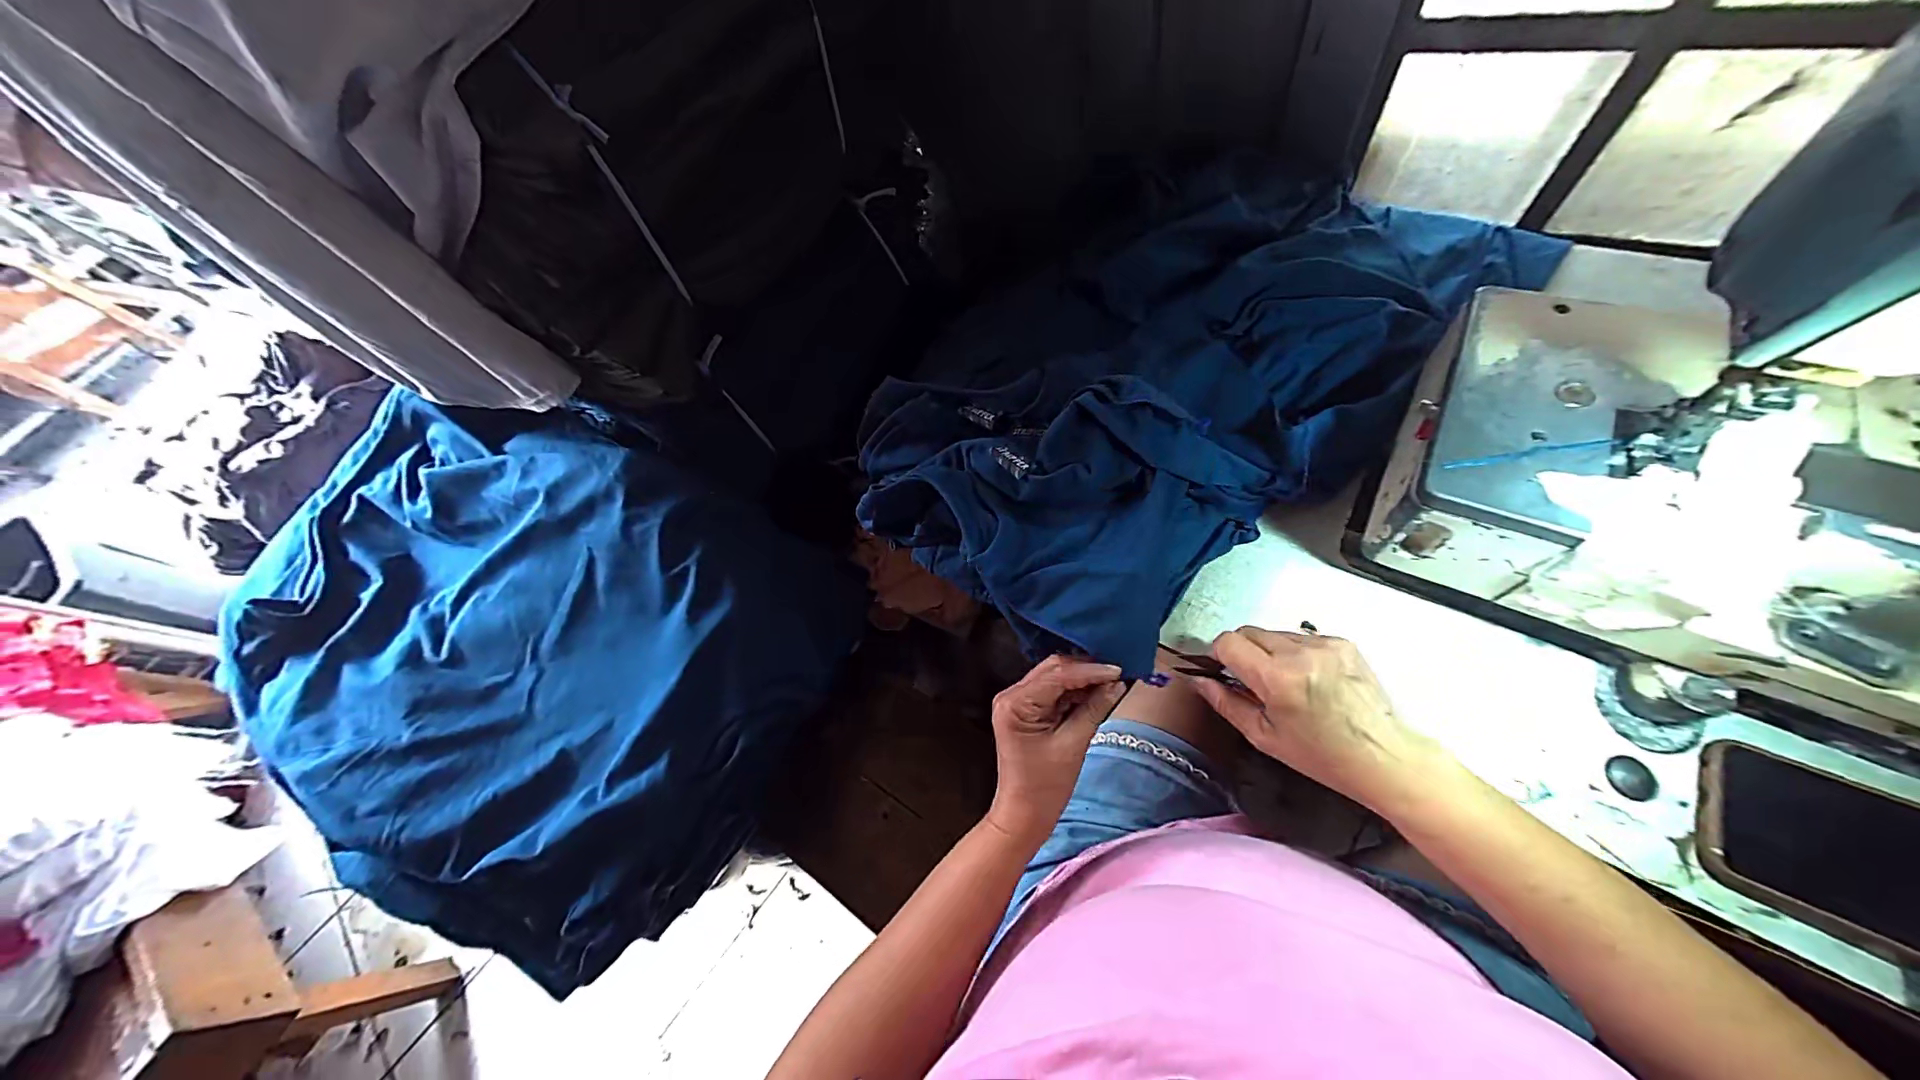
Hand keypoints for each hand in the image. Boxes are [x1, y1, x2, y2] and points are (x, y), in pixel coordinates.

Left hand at [986, 655, 1126, 844]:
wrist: (1025, 813)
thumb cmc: (1044, 786)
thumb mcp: (1073, 744)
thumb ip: (1094, 709)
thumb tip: (1116, 684)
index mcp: (1015, 703)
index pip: (1057, 675)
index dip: (1090, 670)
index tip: (1119, 670)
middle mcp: (1011, 696)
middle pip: (1053, 670)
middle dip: (1086, 670)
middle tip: (1117, 674)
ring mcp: (1017, 702)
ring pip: (1054, 678)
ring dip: (1082, 679)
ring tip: (1111, 682)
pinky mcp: (1026, 710)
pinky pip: (1053, 692)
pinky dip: (1075, 691)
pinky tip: (1096, 693)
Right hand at [1192, 627, 1451, 816]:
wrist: (1384, 757)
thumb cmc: (1324, 756)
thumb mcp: (1264, 737)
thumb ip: (1226, 703)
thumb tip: (1200, 681)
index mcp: (1278, 678)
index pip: (1228, 641)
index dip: (1219, 656)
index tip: (1223, 671)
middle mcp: (1301, 653)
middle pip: (1248, 632)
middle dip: (1243, 653)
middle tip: (1253, 682)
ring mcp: (1325, 645)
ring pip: (1274, 633)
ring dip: (1269, 652)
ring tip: (1286, 685)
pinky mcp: (1343, 643)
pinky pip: (1302, 638)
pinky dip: (1296, 654)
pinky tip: (1309, 680)